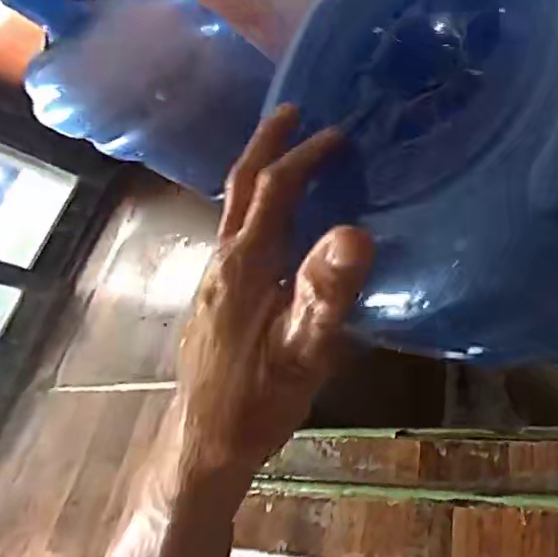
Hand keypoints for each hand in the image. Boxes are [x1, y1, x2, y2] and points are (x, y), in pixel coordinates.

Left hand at [164, 105, 373, 493]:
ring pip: (233, 203)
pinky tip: (275, 213)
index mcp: (246, 264)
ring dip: (259, 167)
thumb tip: (355, 233)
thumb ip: (326, 294)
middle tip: (292, 109)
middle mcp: (224, 259)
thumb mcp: (304, 354)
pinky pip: (236, 225)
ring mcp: (215, 275)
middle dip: (265, 141)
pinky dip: (256, 198)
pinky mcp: (217, 291)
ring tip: (285, 146)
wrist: (202, 448)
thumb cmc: (258, 402)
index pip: (274, 190)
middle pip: (239, 184)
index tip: (337, 133)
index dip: (304, 156)